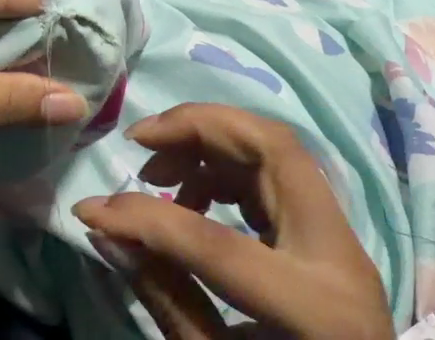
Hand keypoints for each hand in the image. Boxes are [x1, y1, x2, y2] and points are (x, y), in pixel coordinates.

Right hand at [73, 105, 391, 339]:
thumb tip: (106, 233)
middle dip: (198, 126)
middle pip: (272, 147)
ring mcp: (344, 241)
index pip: (216, 241)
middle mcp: (342, 257)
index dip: (143, 218)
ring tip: (159, 177)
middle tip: (140, 139)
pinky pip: (278, 175)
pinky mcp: (332, 237)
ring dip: (209, 145)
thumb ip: (165, 297)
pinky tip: (192, 196)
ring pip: (275, 150)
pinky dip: (227, 168)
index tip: (90, 208)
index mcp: (316, 309)